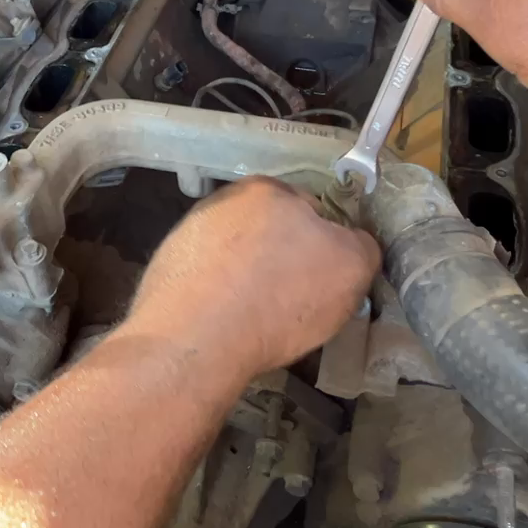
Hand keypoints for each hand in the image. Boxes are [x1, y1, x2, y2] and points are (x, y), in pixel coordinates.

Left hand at [117, 177, 379, 377]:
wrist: (194, 338)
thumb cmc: (279, 299)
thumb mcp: (350, 269)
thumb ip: (360, 246)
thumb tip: (353, 242)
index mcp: (268, 189)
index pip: (311, 211)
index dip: (324, 248)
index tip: (323, 282)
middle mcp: (224, 200)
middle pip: (270, 231)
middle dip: (283, 258)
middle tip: (292, 302)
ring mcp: (189, 232)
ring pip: (236, 254)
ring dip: (247, 276)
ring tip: (255, 317)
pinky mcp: (167, 265)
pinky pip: (206, 277)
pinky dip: (217, 294)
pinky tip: (224, 321)